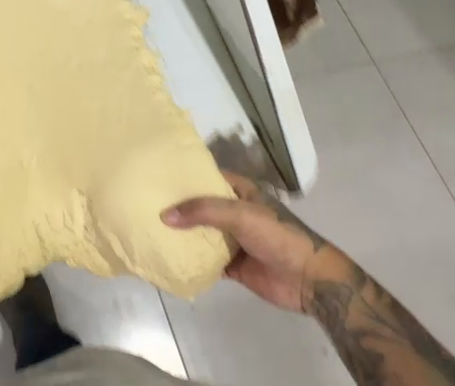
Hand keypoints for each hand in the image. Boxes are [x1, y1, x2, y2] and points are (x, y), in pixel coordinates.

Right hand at [162, 171, 348, 312]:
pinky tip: (167, 254)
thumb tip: (164, 215)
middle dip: (177, 205)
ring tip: (148, 225)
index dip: (183, 175)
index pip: (206, 177)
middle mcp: (233, 212)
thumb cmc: (277, 236)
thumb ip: (202, 211)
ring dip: (181, 232)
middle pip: (199, 206)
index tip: (155, 173)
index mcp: (239, 192)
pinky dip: (190, 257)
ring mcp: (233, 239)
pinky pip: (206, 259)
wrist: (309, 280)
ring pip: (200, 232)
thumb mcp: (240, 215)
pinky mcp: (232, 265)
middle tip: (144, 200)